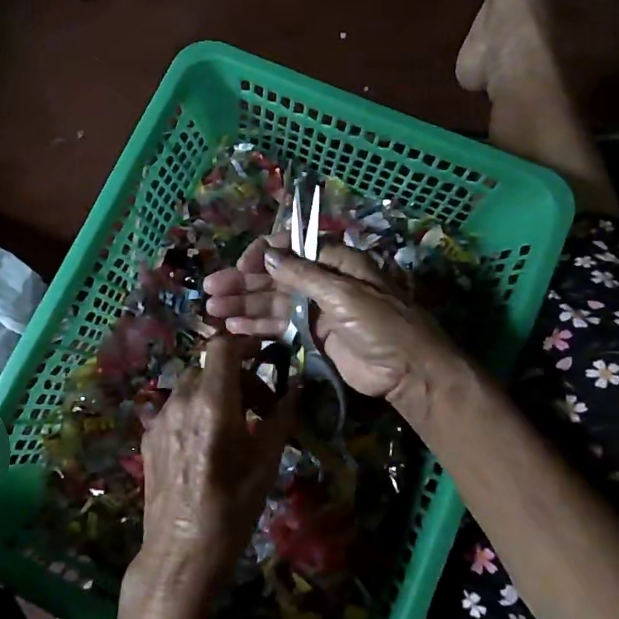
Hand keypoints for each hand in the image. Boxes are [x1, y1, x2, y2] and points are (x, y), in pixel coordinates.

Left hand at [129, 335, 299, 618]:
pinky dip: (198, 409)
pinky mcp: (149, 436)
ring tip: (238, 426)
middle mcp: (180, 401)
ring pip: (192, 385)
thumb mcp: (266, 464)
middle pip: (209, 366)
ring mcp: (160, 418)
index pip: (222, 347)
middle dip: (239, 375)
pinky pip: (177, 406)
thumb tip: (298, 387)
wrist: (180, 554)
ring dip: (218, 392)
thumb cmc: (232, 511)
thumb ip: (282, 418)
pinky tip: (210, 443)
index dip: (245, 342)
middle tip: (263, 405)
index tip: (266, 355)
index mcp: (212, 404)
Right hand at [204, 236, 454, 402]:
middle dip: (243, 282)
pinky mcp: (312, 337)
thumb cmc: (382, 324)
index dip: (263, 253)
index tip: (240, 265)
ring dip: (243, 304)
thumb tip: (268, 254)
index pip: (292, 247)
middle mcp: (322, 282)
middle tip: (210, 290)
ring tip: (212, 310)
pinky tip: (233, 327)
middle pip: (276, 276)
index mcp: (336, 261)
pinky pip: (279, 326)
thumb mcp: (343, 294)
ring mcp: (316, 310)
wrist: (408, 371)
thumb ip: (303, 275)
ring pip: (273, 302)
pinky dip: (256, 325)